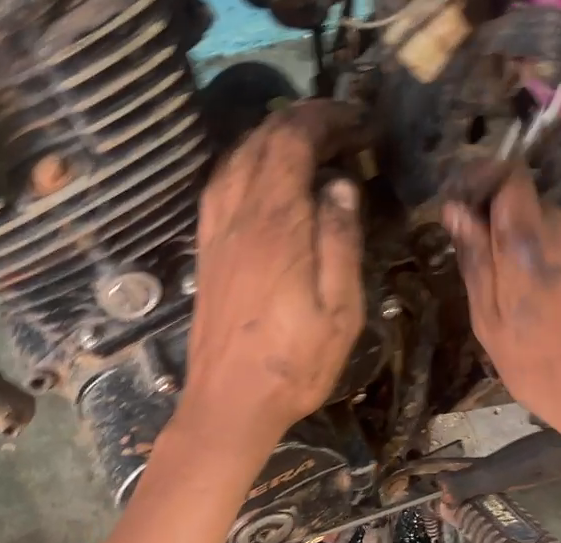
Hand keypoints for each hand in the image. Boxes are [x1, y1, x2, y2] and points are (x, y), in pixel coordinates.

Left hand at [180, 102, 366, 451]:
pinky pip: (217, 189)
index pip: (293, 142)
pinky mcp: (205, 255)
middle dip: (299, 122)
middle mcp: (239, 218)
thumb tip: (339, 186)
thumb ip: (340, 242)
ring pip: (234, 160)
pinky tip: (256, 175)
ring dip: (268, 139)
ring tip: (302, 142)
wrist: (229, 405)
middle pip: (261, 143)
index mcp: (276, 226)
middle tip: (337, 127)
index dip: (324, 119)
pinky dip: (240, 165)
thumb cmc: (293, 365)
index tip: (355, 121)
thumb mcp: (340, 312)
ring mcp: (215, 235)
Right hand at [444, 169, 560, 454]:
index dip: (483, 184)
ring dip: (522, 248)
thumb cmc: (541, 368)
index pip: (508, 178)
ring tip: (512, 298)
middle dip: (498, 227)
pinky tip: (542, 303)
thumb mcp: (490, 322)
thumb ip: (475, 262)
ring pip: (545, 226)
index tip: (462, 210)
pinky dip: (545, 261)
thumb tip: (455, 212)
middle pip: (524, 204)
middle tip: (481, 275)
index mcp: (529, 241)